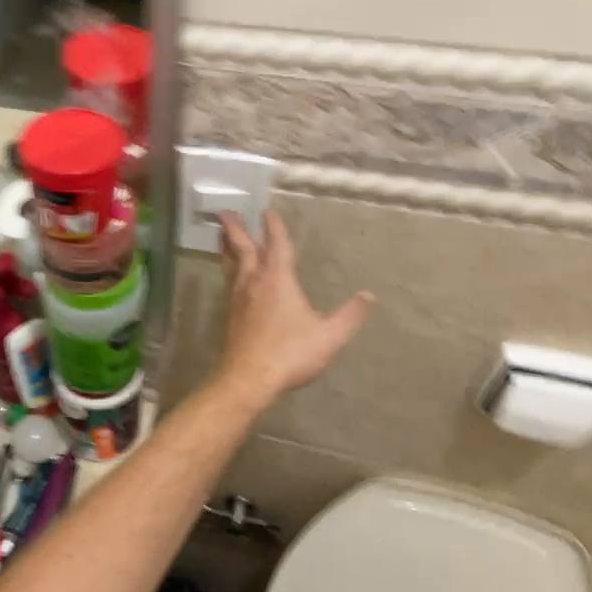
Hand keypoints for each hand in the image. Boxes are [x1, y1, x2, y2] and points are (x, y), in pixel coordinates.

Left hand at [211, 210, 373, 406]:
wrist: (247, 379)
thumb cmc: (290, 354)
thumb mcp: (329, 336)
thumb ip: (350, 315)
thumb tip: (369, 296)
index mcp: (277, 280)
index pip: (276, 245)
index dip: (274, 227)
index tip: (268, 211)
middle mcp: (252, 283)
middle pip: (241, 248)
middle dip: (235, 228)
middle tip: (226, 212)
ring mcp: (236, 299)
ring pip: (229, 264)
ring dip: (227, 247)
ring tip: (222, 236)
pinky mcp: (229, 316)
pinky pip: (227, 283)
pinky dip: (228, 270)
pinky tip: (230, 277)